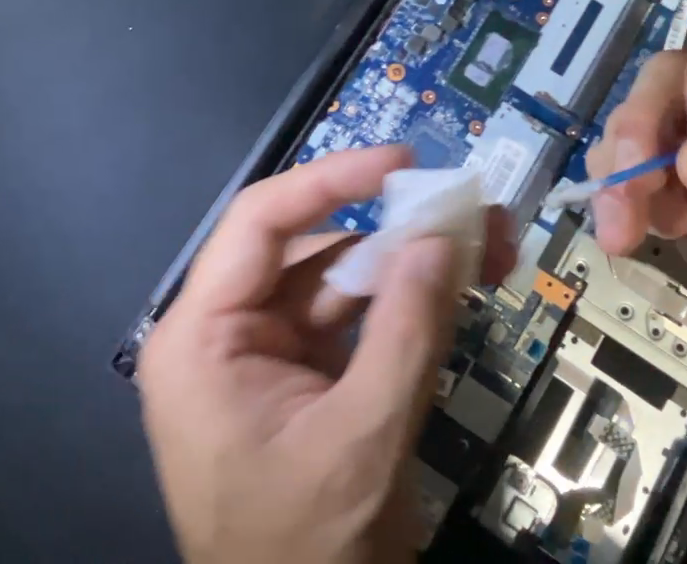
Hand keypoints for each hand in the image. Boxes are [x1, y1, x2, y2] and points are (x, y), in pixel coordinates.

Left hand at [138, 147, 515, 563]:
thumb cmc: (311, 549)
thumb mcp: (365, 436)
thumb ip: (406, 328)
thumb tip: (440, 237)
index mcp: (202, 338)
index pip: (260, 223)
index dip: (331, 178)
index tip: (401, 162)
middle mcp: (222, 333)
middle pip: (308, 249)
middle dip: (393, 231)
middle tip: (471, 214)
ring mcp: (261, 357)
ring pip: (336, 283)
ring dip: (407, 265)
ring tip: (484, 248)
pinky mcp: (296, 379)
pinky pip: (348, 322)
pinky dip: (399, 306)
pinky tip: (453, 289)